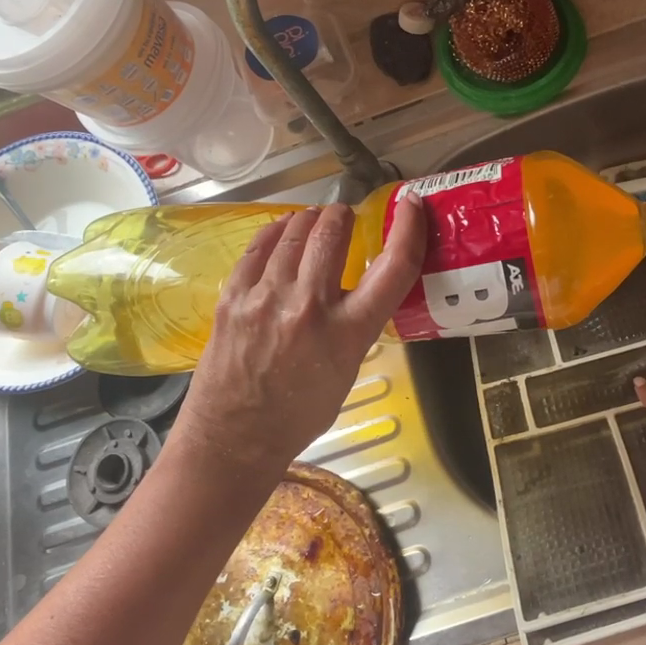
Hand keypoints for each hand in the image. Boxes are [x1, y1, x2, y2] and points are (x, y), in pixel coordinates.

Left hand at [173, 195, 425, 474]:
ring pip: (294, 232)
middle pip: (333, 233)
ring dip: (310, 220)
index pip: (393, 267)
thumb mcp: (348, 372)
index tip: (412, 204)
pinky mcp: (233, 298)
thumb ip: (355, 326)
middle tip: (346, 217)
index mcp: (349, 333)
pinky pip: (258, 247)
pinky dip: (275, 232)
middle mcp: (310, 307)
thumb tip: (354, 291)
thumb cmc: (299, 415)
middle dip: (343, 216)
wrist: (234, 440)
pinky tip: (282, 230)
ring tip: (315, 221)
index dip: (409, 228)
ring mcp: (265, 298)